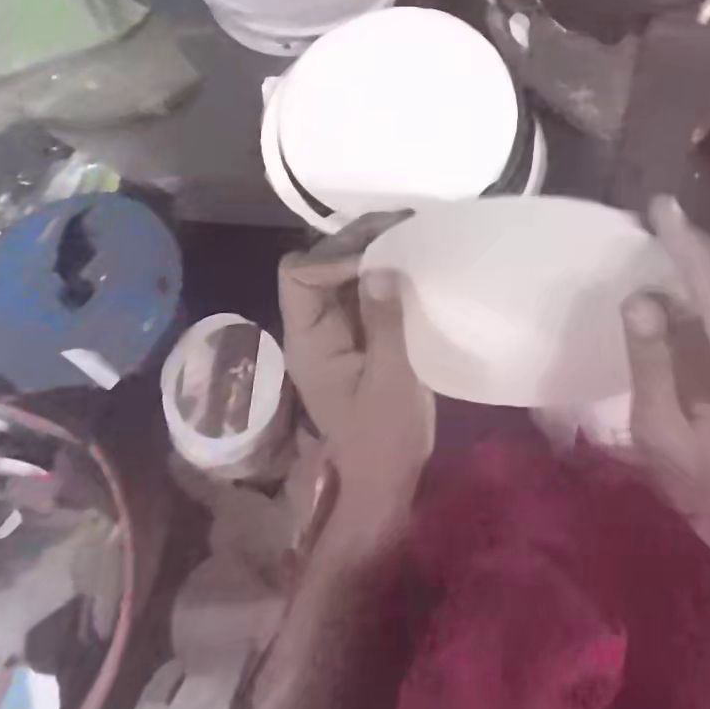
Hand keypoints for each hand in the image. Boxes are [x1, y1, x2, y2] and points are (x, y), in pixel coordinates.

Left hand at [278, 215, 434, 533]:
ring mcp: (334, 329)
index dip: (332, 258)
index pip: (297, 276)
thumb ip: (386, 323)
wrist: (384, 480)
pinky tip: (412, 265)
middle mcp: (313, 327)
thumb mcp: (392, 382)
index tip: (378, 260)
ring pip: (340, 273)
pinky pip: (360, 290)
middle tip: (403, 227)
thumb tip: (382, 267)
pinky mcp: (355, 333)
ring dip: (371, 251)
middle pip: (318, 265)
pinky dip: (382, 272)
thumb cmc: (385, 440)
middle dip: (355, 243)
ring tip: (411, 236)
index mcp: (308, 340)